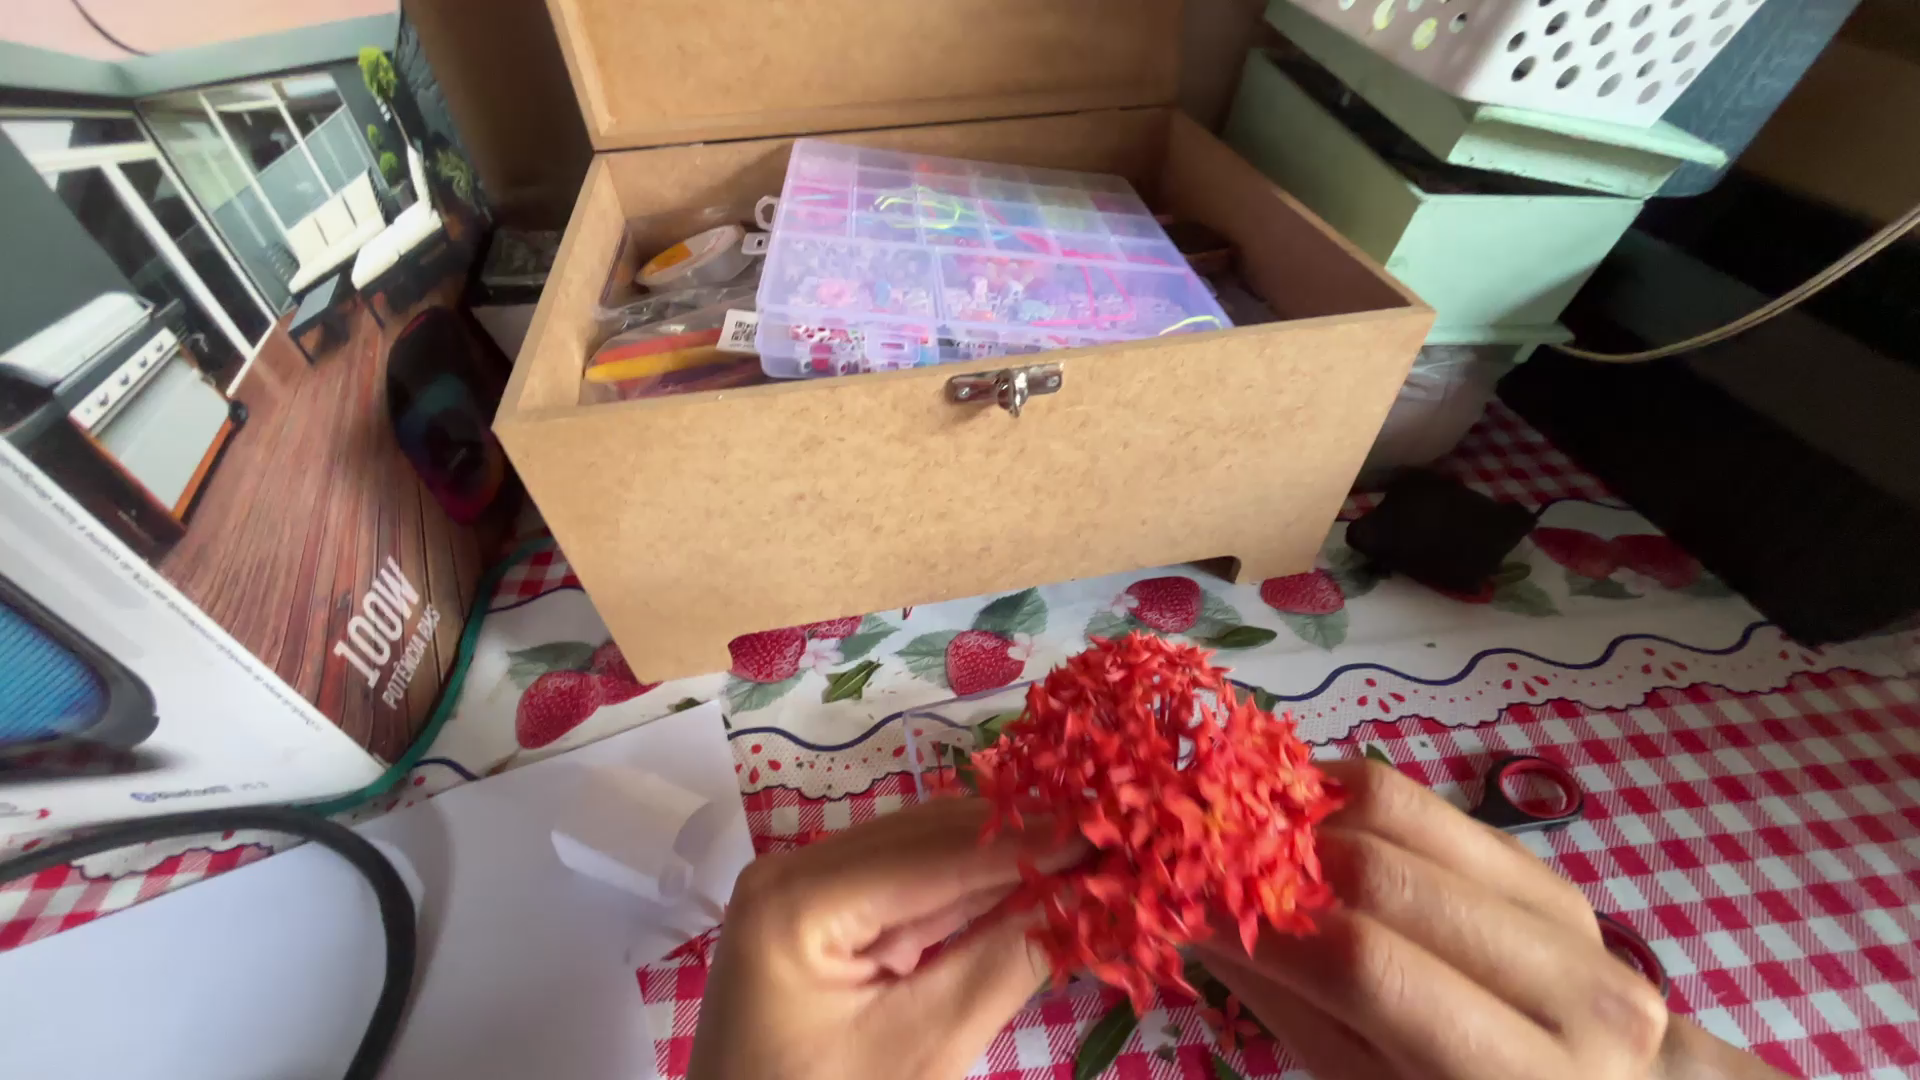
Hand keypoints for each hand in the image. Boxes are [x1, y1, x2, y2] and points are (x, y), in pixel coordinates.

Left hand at [689, 797, 1083, 1079]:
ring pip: (921, 849)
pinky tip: (1020, 872)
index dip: (1024, 840)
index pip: (933, 855)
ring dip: (998, 852)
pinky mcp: (823, 905)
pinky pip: (906, 880)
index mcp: (798, 900)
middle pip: (925, 839)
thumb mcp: (919, 1052)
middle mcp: (795, 867)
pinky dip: (967, 881)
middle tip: (1098, 828)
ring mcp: (805, 882)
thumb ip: (1003, 963)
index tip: (1098, 822)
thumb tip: (1084, 897)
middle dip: (1015, 838)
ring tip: (1073, 842)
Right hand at [1198, 760, 1785, 1079]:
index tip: (1185, 899)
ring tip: (1244, 832)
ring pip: (1389, 808)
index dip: (1263, 924)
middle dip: (1270, 855)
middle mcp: (1569, 978)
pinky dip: (1328, 794)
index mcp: (1524, 1079)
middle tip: (1205, 853)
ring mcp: (1558, 904)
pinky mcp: (1526, 856)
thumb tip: (1179, 906)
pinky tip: (1294, 819)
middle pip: (1377, 871)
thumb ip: (1277, 990)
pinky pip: (1407, 796)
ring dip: (1293, 810)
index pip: (1367, 967)